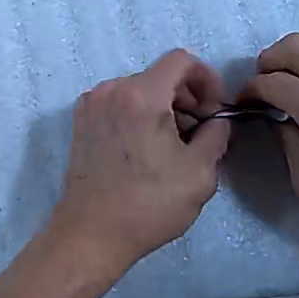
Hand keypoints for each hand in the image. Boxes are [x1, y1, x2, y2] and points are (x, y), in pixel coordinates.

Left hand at [48, 50, 232, 267]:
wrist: (90, 237)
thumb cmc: (149, 204)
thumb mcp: (201, 172)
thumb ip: (217, 134)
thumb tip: (216, 123)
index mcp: (141, 95)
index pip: (182, 60)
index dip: (207, 78)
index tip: (215, 109)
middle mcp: (112, 90)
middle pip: (161, 75)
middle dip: (188, 97)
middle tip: (202, 131)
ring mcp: (92, 105)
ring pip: (141, 90)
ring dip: (166, 107)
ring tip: (177, 144)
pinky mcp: (81, 123)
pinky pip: (121, 104)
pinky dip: (141, 115)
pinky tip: (149, 149)